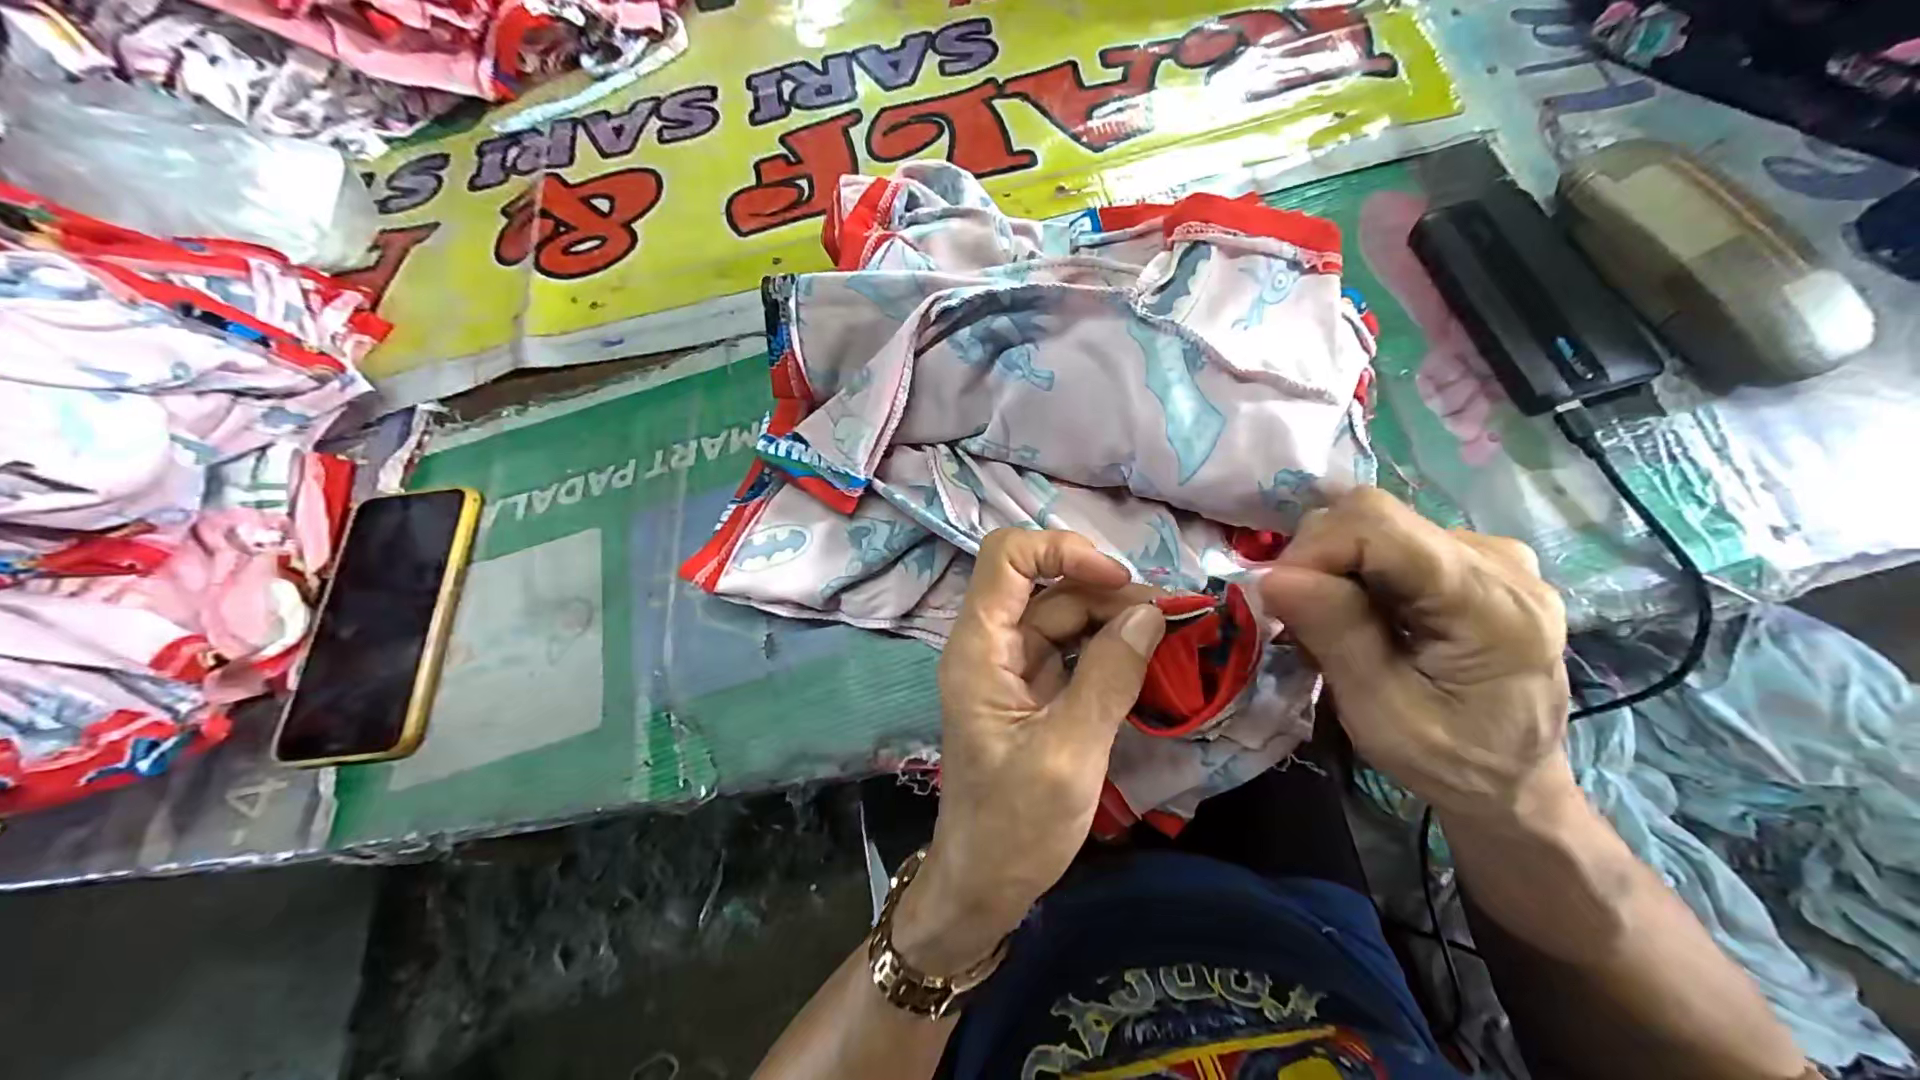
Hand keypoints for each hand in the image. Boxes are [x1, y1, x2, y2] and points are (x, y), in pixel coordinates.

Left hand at [893, 529, 1165, 972]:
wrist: (985, 884)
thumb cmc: (1015, 825)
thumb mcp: (1070, 752)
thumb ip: (1110, 676)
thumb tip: (1150, 612)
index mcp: (979, 649)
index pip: (1008, 558)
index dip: (1062, 551)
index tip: (1118, 581)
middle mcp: (991, 646)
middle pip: (1047, 586)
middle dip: (1106, 592)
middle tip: (1172, 618)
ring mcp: (1012, 668)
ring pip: (1064, 615)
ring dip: (1114, 618)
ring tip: (1171, 636)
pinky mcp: (1033, 691)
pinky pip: (1072, 649)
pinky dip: (1108, 647)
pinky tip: (1146, 658)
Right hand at [1257, 489, 1574, 824]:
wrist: (1513, 783)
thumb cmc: (1448, 760)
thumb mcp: (1380, 712)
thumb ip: (1336, 636)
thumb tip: (1271, 576)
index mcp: (1492, 604)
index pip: (1379, 527)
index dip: (1313, 549)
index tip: (1279, 600)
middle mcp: (1500, 561)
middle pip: (1375, 517)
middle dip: (1317, 558)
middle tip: (1299, 619)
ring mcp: (1491, 555)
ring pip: (1376, 524)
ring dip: (1332, 565)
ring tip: (1330, 623)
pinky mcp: (1473, 560)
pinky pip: (1391, 540)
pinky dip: (1354, 569)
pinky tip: (1361, 614)